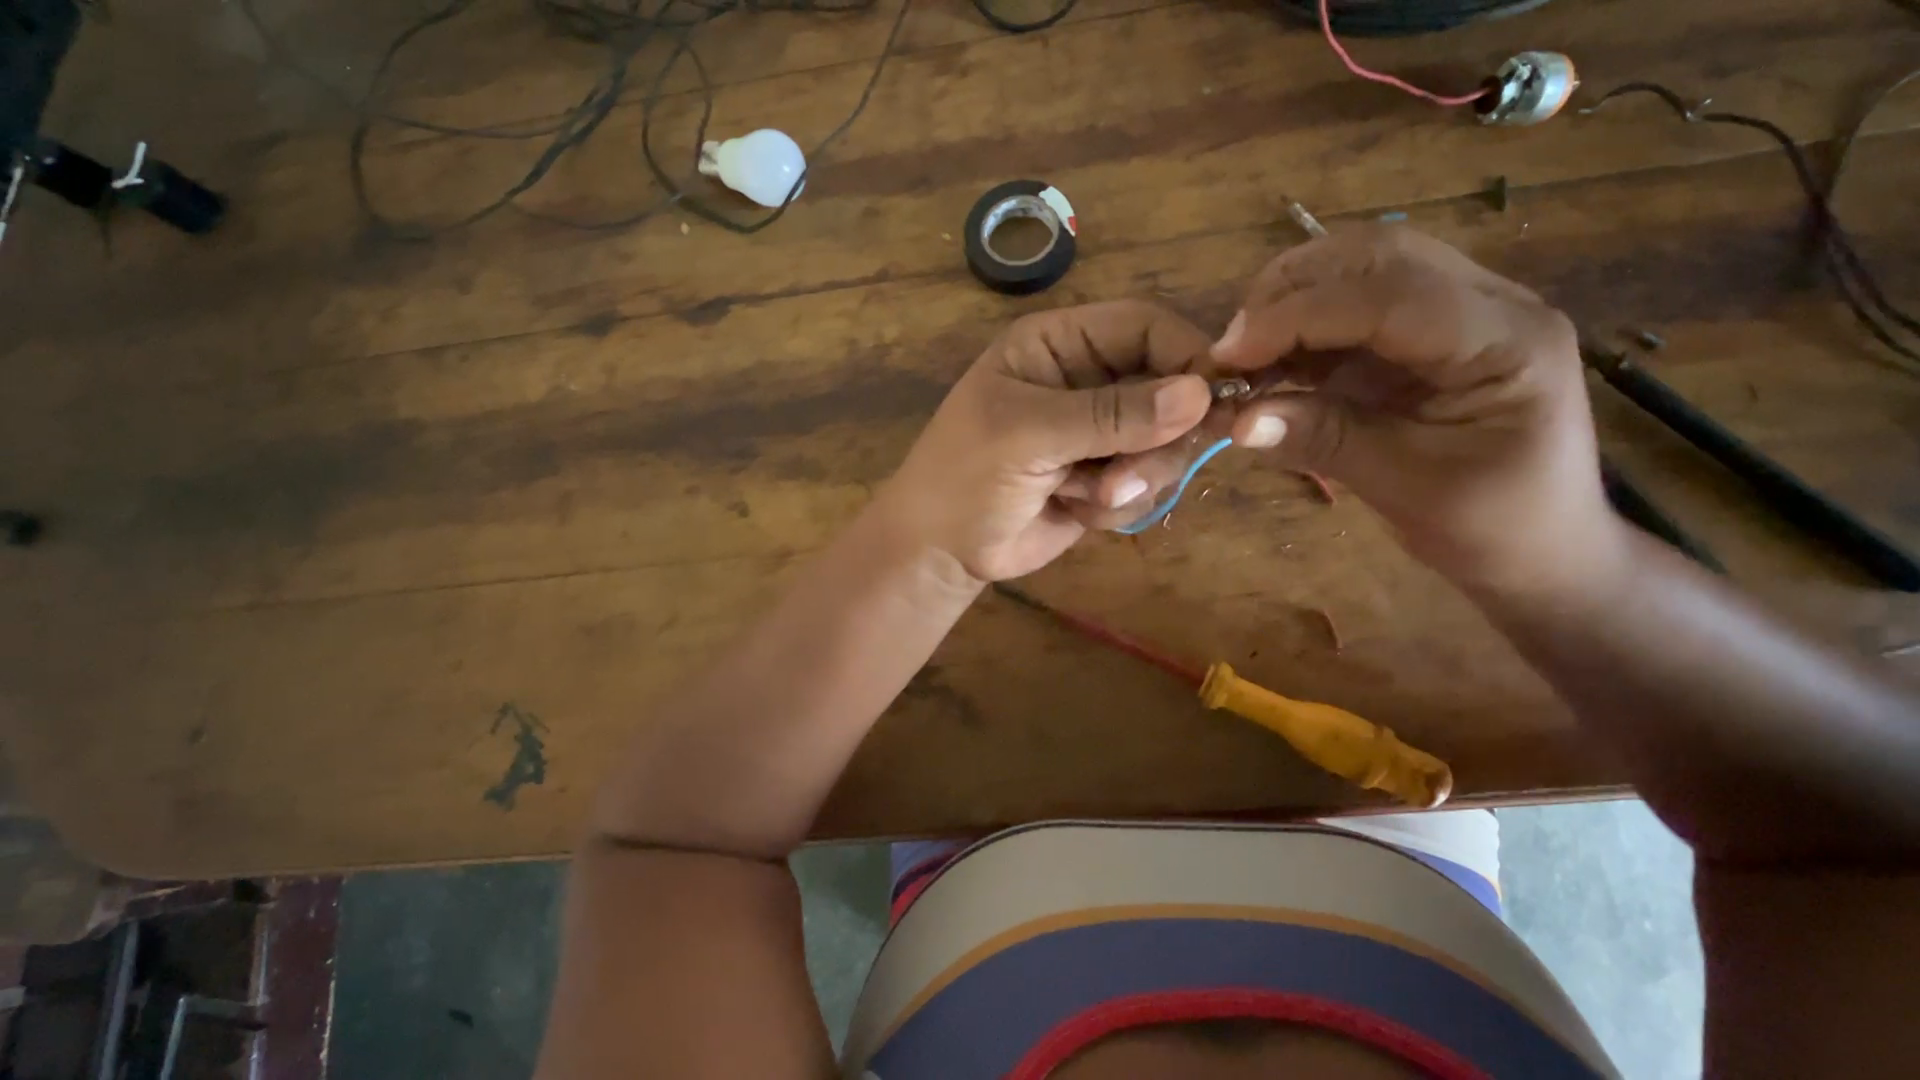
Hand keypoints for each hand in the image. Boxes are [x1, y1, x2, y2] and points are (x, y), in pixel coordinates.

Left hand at [874, 301, 1214, 581]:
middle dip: (1159, 438)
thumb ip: (1111, 415)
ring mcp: (1101, 432)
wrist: (940, 551)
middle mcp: (1087, 380)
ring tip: (1091, 498)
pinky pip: (1150, 484)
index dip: (1186, 356)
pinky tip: (1078, 512)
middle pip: (1170, 386)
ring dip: (1137, 477)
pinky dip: (1121, 505)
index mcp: (1060, 345)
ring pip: (1167, 441)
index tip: (1215, 399)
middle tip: (1128, 475)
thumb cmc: (964, 476)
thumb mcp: (1028, 436)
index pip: (1145, 326)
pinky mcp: (1108, 478)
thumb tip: (1200, 394)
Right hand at [1211, 226, 1612, 589]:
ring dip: (1294, 299)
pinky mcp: (1430, 330)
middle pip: (1378, 256)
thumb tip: (1236, 419)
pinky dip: (1306, 325)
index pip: (1389, 296)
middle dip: (1291, 290)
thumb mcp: (1407, 490)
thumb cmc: (1493, 529)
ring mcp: (1462, 310)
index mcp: (1507, 340)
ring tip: (1244, 352)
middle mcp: (1491, 303)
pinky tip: (1272, 360)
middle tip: (1229, 348)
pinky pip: (1359, 303)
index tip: (1227, 355)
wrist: (1544, 551)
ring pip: (1365, 266)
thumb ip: (1325, 442)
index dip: (1298, 315)